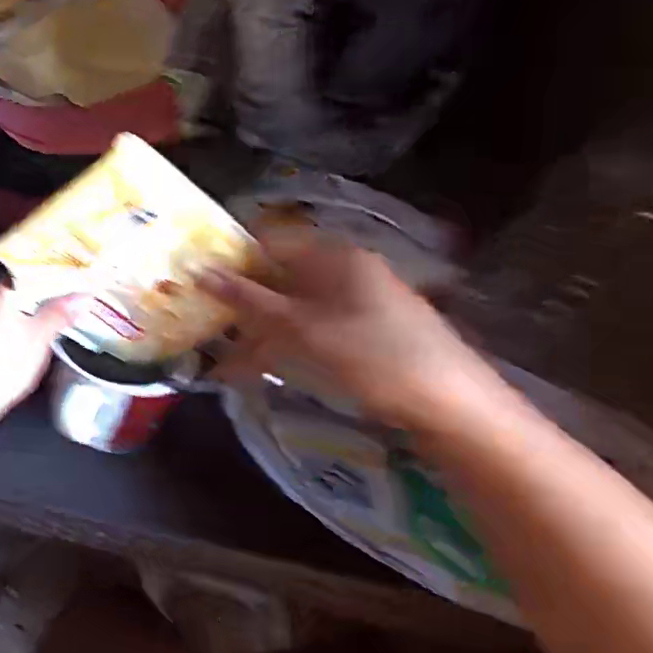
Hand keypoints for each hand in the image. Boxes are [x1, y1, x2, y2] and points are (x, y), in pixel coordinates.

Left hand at [0, 281, 88, 415]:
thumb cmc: (4, 363)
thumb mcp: (39, 336)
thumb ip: (60, 312)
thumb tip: (84, 296)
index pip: (27, 275)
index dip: (53, 283)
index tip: (74, 290)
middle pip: (16, 292)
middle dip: (41, 300)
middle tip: (70, 306)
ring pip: (7, 309)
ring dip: (28, 314)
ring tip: (55, 321)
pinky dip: (13, 327)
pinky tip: (28, 338)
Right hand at [197, 233, 504, 431]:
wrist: (456, 411)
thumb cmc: (373, 356)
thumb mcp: (300, 328)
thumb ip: (247, 299)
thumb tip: (198, 269)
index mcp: (335, 257)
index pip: (268, 241)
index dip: (230, 258)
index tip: (196, 280)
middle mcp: (347, 271)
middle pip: (278, 276)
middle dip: (239, 302)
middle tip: (204, 323)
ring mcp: (359, 303)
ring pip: (291, 308)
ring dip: (256, 331)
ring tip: (224, 360)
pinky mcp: (366, 332)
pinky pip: (310, 329)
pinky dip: (282, 345)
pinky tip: (257, 371)